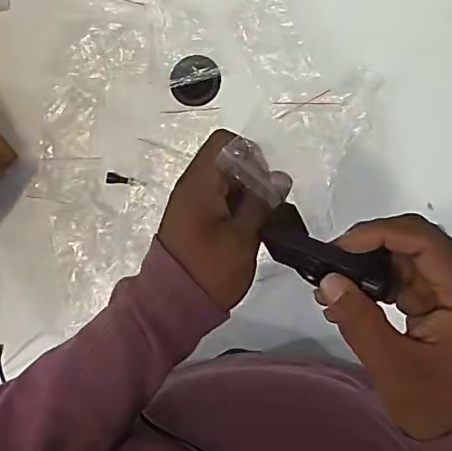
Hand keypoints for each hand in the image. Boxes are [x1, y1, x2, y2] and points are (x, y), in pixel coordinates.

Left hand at [157, 129, 285, 309]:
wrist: (172, 307)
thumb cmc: (208, 270)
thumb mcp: (242, 236)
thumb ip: (261, 203)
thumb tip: (278, 178)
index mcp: (199, 184)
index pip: (225, 143)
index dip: (250, 154)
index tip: (265, 181)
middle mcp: (192, 187)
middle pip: (226, 161)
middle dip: (253, 176)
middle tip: (268, 204)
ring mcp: (192, 204)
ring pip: (225, 182)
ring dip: (247, 194)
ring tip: (263, 219)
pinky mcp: (195, 221)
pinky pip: (220, 200)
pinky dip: (238, 208)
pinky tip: (251, 229)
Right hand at [315, 214, 451, 439]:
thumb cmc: (445, 409)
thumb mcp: (396, 370)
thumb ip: (360, 322)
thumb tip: (329, 282)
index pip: (425, 240)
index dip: (379, 234)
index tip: (340, 248)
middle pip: (417, 243)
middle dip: (371, 248)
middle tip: (331, 266)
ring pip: (410, 259)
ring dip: (371, 267)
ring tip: (333, 288)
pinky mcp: (446, 304)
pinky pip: (410, 281)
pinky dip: (380, 285)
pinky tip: (351, 302)